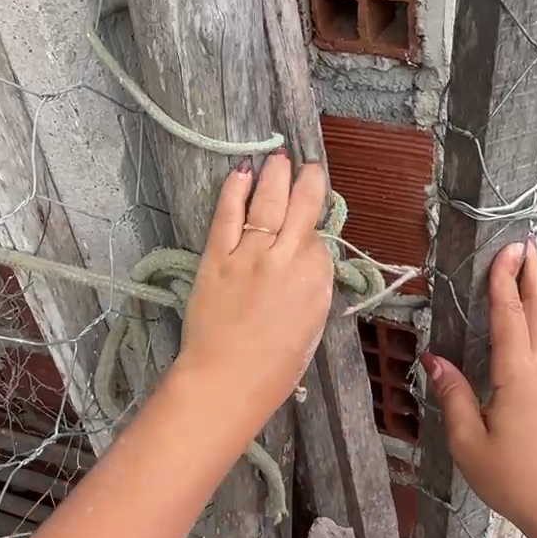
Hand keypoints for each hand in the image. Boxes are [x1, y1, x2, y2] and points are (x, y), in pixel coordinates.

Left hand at [173, 152, 334, 431]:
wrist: (227, 380)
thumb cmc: (274, 368)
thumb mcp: (311, 327)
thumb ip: (312, 288)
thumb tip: (307, 263)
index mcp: (316, 280)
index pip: (319, 243)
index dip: (313, 235)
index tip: (309, 228)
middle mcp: (287, 258)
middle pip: (302, 208)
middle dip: (308, 182)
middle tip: (309, 166)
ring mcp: (250, 254)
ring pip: (268, 203)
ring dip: (275, 176)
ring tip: (279, 158)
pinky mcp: (217, 257)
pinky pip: (228, 215)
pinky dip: (234, 191)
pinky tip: (240, 173)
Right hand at [422, 239, 536, 536]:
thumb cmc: (509, 477)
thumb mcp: (468, 440)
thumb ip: (454, 394)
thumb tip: (435, 359)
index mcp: (519, 375)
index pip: (510, 315)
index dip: (504, 280)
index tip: (505, 249)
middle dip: (533, 275)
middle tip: (527, 244)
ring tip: (532, 277)